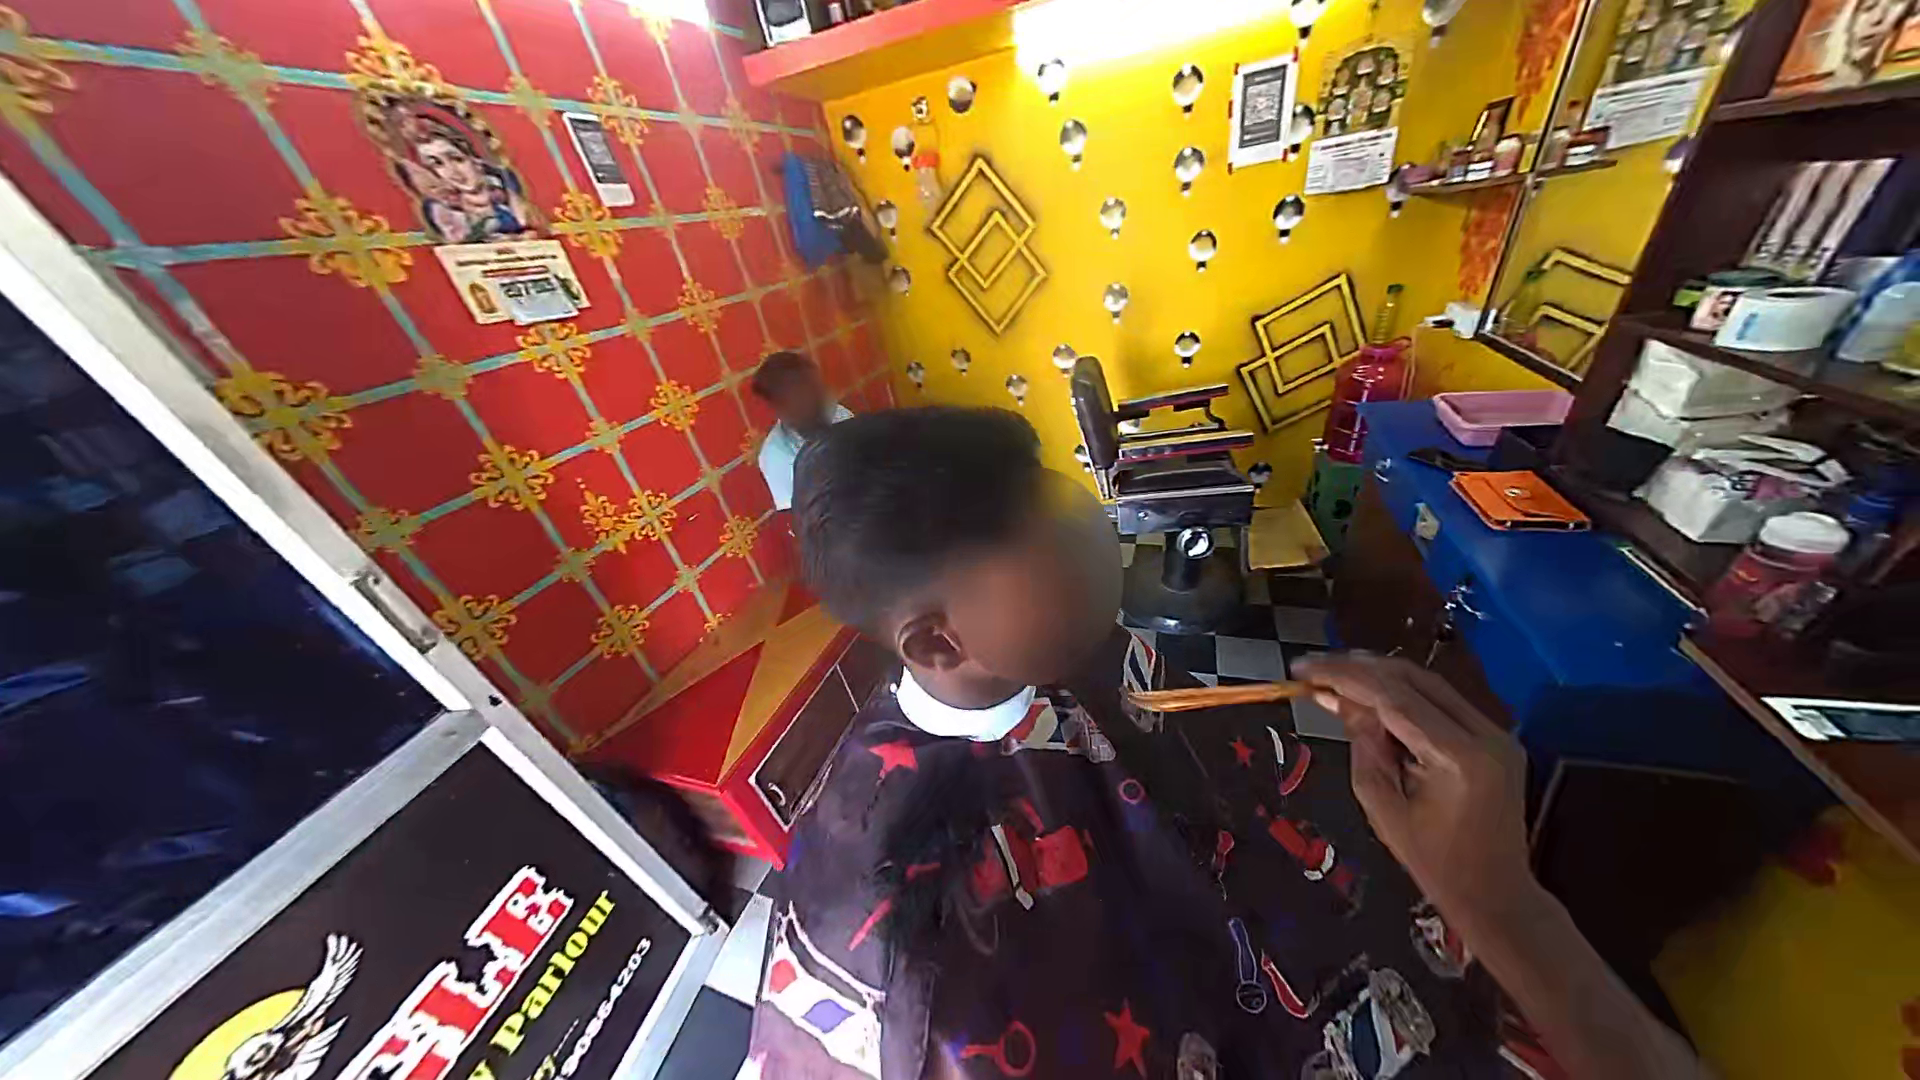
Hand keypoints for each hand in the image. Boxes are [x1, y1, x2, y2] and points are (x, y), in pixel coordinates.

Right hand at [1294, 654, 1536, 926]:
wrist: (1494, 892)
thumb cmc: (1429, 856)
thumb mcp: (1378, 798)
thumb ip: (1361, 740)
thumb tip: (1338, 696)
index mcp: (1457, 755)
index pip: (1390, 695)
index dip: (1340, 675)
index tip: (1300, 668)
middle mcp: (1485, 734)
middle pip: (1410, 677)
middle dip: (1355, 667)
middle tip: (1311, 668)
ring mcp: (1495, 732)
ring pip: (1424, 681)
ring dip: (1374, 674)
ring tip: (1330, 676)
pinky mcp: (1492, 735)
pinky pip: (1436, 697)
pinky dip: (1396, 689)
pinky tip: (1364, 692)